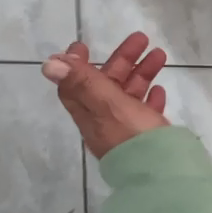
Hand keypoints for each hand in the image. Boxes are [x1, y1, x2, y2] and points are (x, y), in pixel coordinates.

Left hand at [42, 33, 171, 157]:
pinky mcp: (146, 139)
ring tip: (160, 55)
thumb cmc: (134, 135)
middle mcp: (104, 122)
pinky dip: (149, 98)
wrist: (163, 174)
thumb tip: (48, 64)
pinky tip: (159, 91)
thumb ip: (84, 82)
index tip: (84, 44)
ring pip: (128, 96)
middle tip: (141, 38)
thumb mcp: (109, 104)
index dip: (77, 64)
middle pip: (107, 85)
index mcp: (91, 114)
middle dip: (122, 60)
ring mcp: (125, 131)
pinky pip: (144, 113)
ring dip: (141, 74)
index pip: (75, 85)